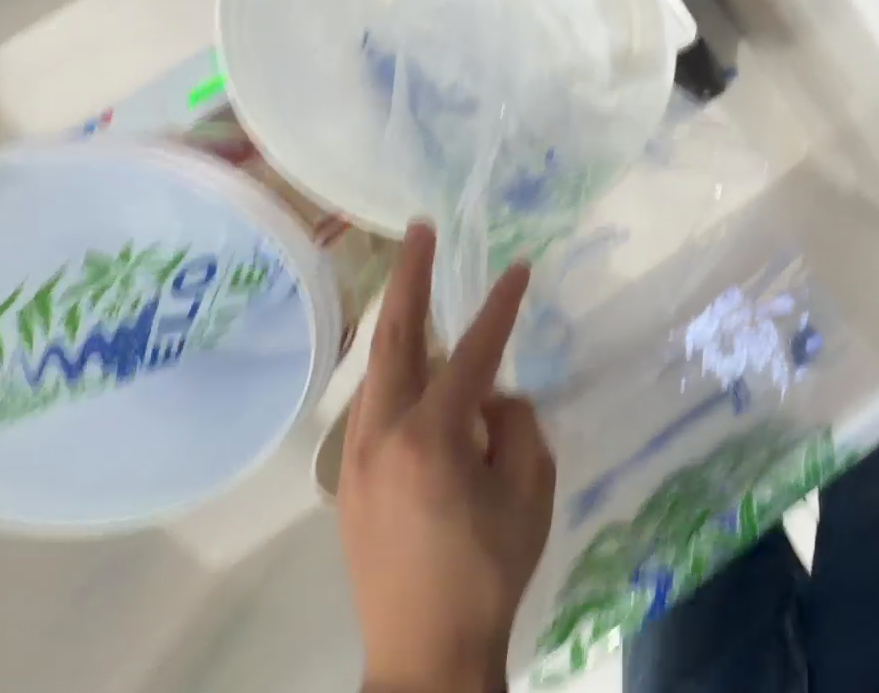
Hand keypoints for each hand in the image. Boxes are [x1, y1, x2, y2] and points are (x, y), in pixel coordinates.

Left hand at [339, 222, 556, 692]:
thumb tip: (495, 399)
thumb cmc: (490, 568)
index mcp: (432, 437)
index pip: (472, 352)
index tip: (519, 266)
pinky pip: (375, 408)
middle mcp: (380, 436)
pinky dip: (399, 375)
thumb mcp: (529, 490)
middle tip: (416, 229)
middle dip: (408, 278)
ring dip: (401, 326)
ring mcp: (355, 458)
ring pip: (377, 372)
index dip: (500, 306)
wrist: (425, 648)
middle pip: (393, 339)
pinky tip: (420, 377)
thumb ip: (517, 427)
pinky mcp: (349, 480)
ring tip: (423, 292)